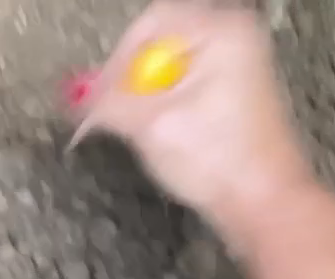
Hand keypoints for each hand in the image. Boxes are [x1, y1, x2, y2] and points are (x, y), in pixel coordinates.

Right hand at [70, 2, 315, 236]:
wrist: (258, 199)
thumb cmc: (218, 159)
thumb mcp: (151, 127)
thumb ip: (107, 106)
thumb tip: (76, 98)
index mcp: (220, 30)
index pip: (149, 24)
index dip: (115, 62)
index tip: (96, 99)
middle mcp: (232, 37)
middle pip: (158, 45)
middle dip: (127, 83)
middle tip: (110, 117)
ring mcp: (235, 64)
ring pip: (167, 70)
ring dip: (142, 100)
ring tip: (138, 132)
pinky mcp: (230, 94)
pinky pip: (182, 88)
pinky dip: (162, 109)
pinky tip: (162, 137)